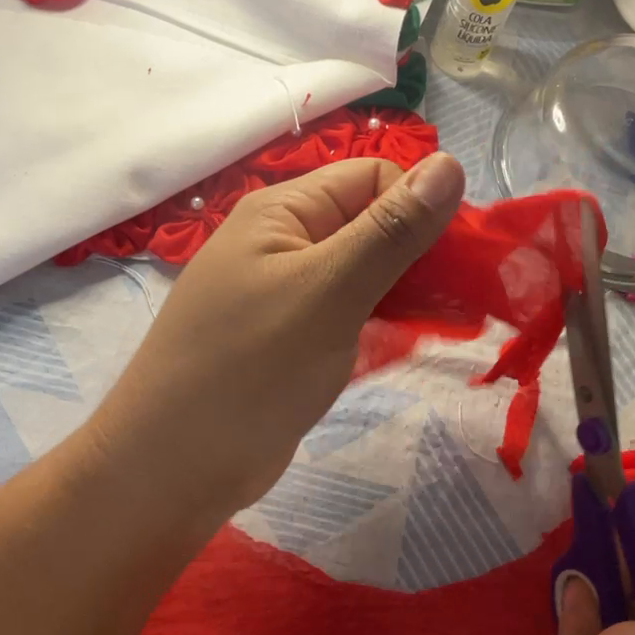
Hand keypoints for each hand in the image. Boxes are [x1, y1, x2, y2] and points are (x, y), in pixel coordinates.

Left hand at [88, 153, 465, 520]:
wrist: (172, 470)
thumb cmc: (250, 371)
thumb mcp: (328, 293)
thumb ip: (391, 231)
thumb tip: (451, 164)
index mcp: (284, 212)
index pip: (374, 178)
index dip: (421, 208)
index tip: (458, 262)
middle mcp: (283, 242)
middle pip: (372, 224)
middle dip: (420, 256)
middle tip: (462, 303)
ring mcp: (286, 293)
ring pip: (365, 273)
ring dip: (406, 294)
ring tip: (444, 329)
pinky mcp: (291, 339)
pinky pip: (348, 314)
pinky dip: (381, 325)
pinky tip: (404, 348)